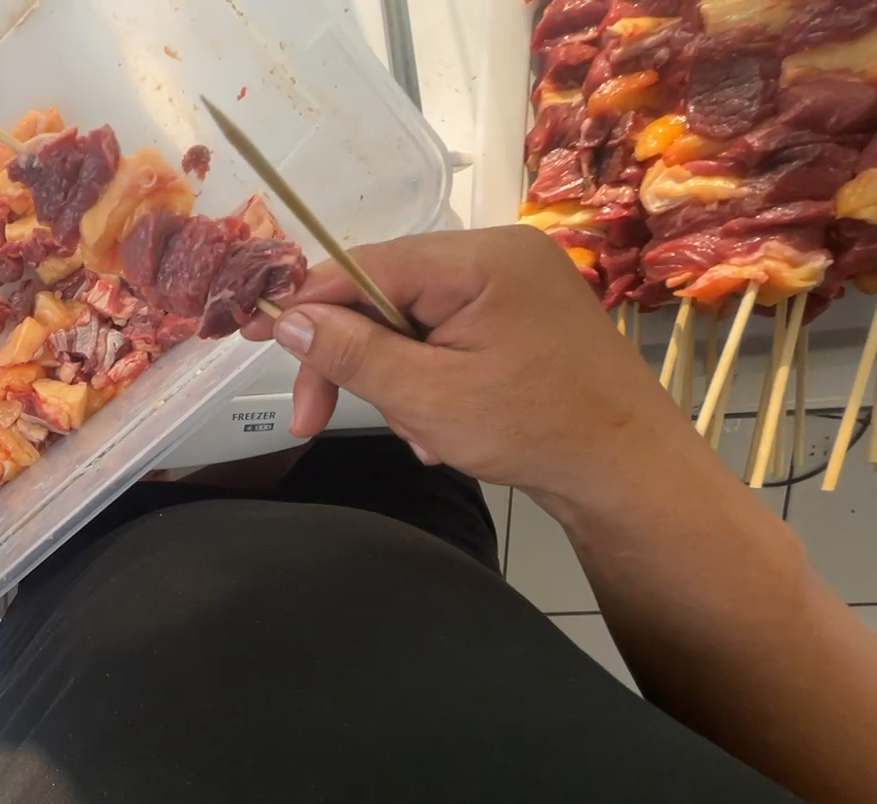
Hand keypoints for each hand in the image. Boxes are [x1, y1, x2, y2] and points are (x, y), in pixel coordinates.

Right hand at [243, 225, 705, 504]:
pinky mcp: (509, 319)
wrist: (624, 472)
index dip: (302, 304)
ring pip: (401, 325)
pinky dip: (416, 382)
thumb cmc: (529, 428)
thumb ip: (349, 352)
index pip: (362, 267)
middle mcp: (492, 258)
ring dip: (385, 382)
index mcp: (479, 260)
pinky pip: (433, 339)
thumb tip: (285, 320)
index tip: (252, 338)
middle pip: (378, 298)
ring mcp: (504, 288)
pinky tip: (431, 425)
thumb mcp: (423, 394)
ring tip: (410, 432)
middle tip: (308, 419)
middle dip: (344, 361)